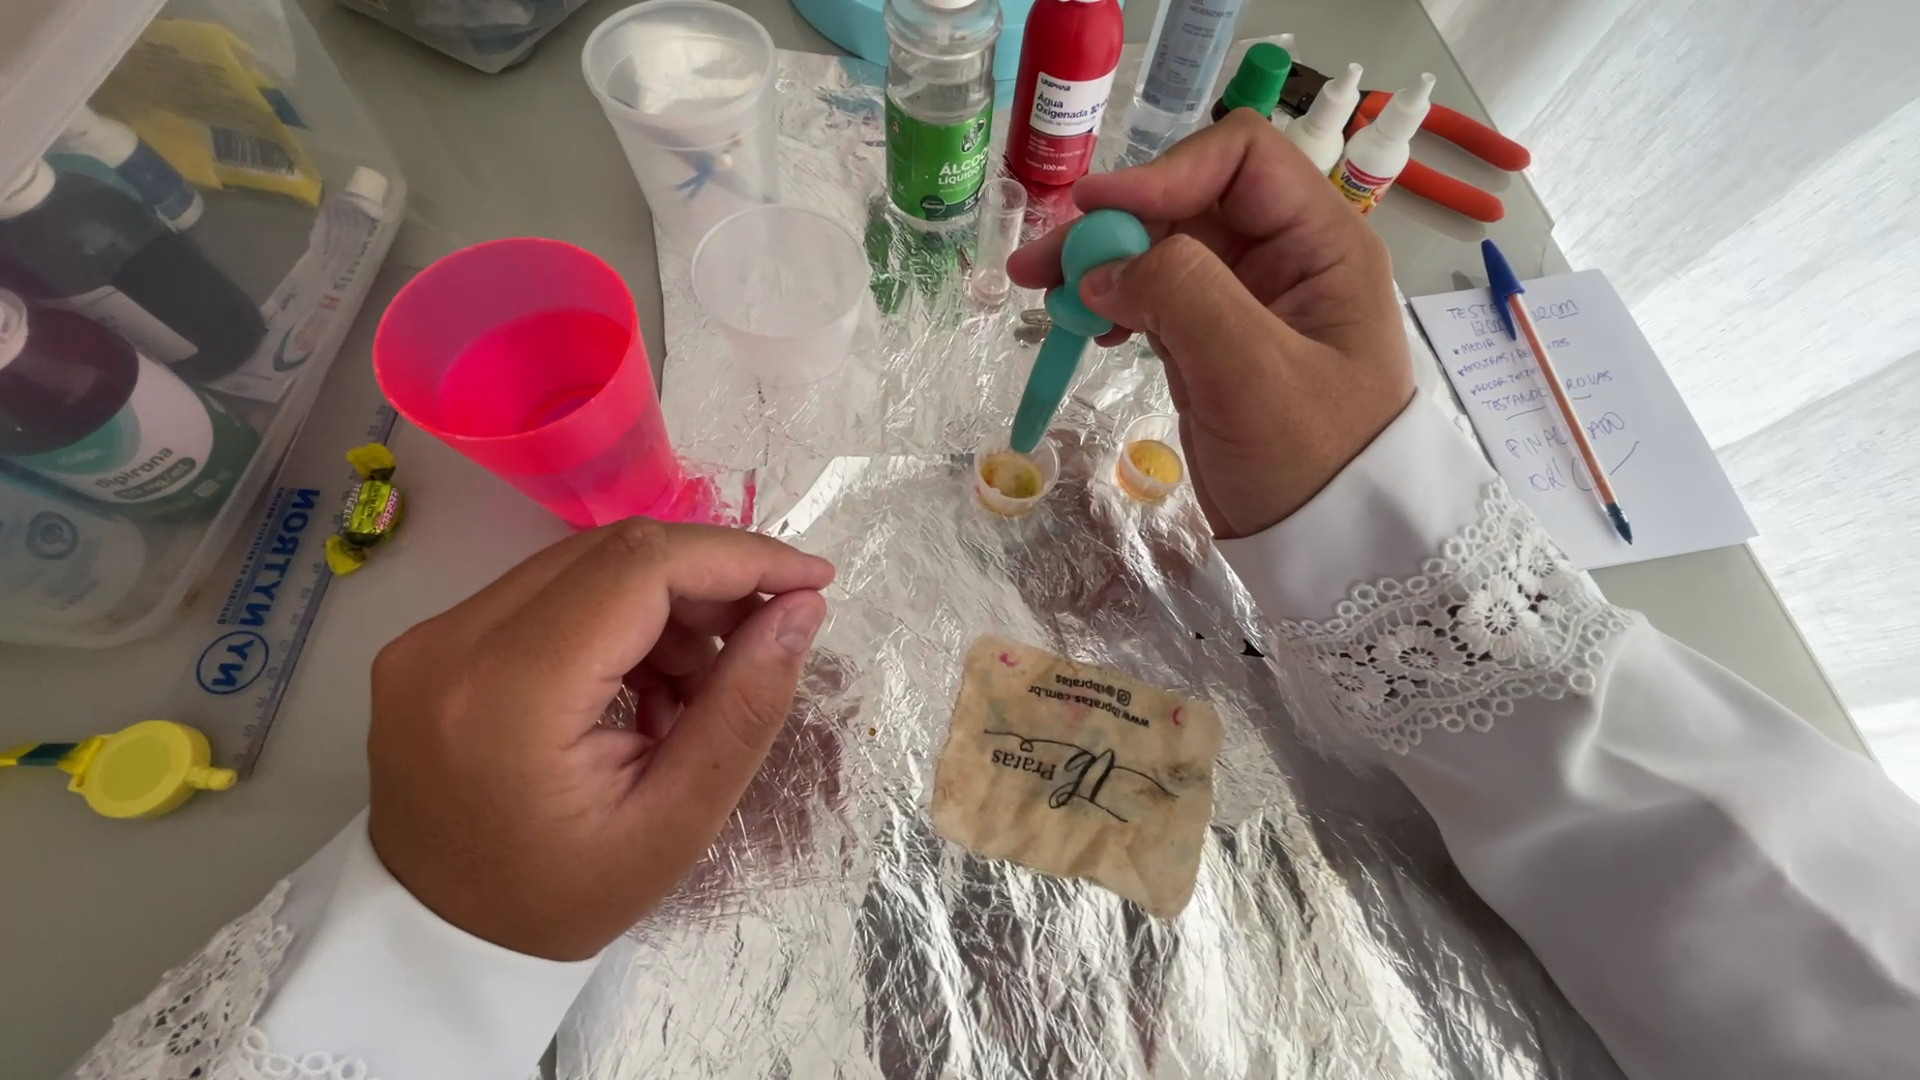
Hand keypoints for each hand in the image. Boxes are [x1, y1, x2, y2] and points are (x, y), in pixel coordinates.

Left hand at [367, 520, 833, 960]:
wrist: (437, 934)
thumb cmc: (563, 898)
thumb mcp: (679, 821)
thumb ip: (746, 706)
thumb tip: (803, 608)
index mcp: (508, 695)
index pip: (642, 569)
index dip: (740, 558)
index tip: (811, 580)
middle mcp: (451, 642)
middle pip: (618, 553)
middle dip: (713, 578)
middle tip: (765, 632)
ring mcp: (434, 635)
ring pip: (593, 564)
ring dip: (673, 601)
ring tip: (703, 680)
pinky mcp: (436, 639)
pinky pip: (560, 590)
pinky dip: (629, 617)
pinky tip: (651, 680)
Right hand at [1008, 109, 1415, 538]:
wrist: (1323, 540)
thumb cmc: (1308, 458)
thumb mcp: (1252, 371)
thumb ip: (1183, 296)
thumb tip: (1100, 270)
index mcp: (1320, 243)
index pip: (1240, 161)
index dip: (1161, 175)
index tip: (1089, 212)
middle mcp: (1283, 259)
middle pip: (1186, 208)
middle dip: (1110, 228)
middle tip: (1034, 268)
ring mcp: (1242, 304)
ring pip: (1160, 256)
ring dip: (1100, 268)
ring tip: (1041, 297)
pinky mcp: (1210, 345)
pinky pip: (1154, 303)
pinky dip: (1114, 308)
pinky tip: (1085, 331)